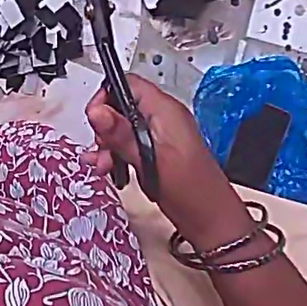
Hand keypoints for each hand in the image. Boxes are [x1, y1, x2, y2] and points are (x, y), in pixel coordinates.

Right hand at [85, 74, 255, 247]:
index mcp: (165, 112)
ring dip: (107, 145)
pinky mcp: (154, 153)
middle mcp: (161, 119)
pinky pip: (127, 145)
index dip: (106, 97)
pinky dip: (115, 155)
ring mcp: (158, 136)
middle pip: (120, 106)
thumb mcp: (150, 160)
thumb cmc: (192, 191)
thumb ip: (121, 134)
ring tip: (105, 164)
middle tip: (102, 147)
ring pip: (120, 128)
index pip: (128, 84)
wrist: (211, 222)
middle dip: (104, 127)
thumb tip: (97, 111)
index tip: (95, 121)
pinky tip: (111, 168)